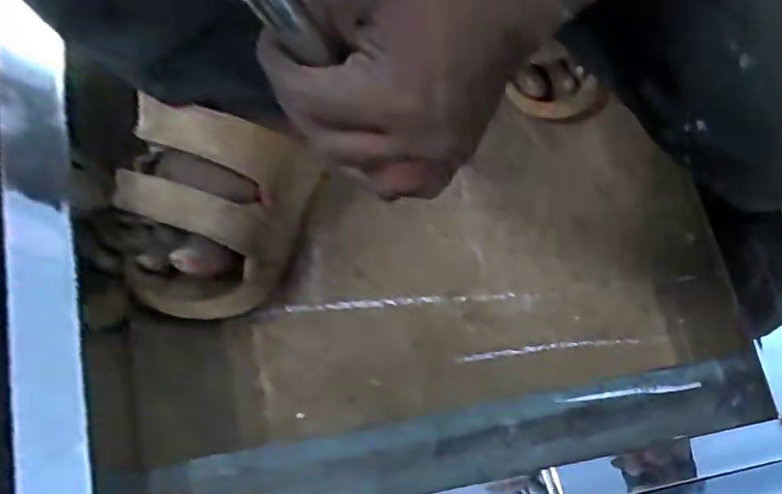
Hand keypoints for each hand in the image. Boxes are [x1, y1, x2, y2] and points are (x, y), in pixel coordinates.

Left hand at [258, 0, 578, 198]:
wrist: (503, 13)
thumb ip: (319, 24)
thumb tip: (291, 45)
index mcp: (394, 101)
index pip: (309, 102)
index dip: (279, 69)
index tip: (278, 43)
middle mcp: (415, 146)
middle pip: (330, 146)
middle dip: (303, 106)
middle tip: (301, 72)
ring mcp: (437, 161)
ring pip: (364, 177)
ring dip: (338, 145)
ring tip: (332, 109)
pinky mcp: (452, 163)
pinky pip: (405, 187)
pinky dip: (380, 171)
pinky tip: (372, 142)